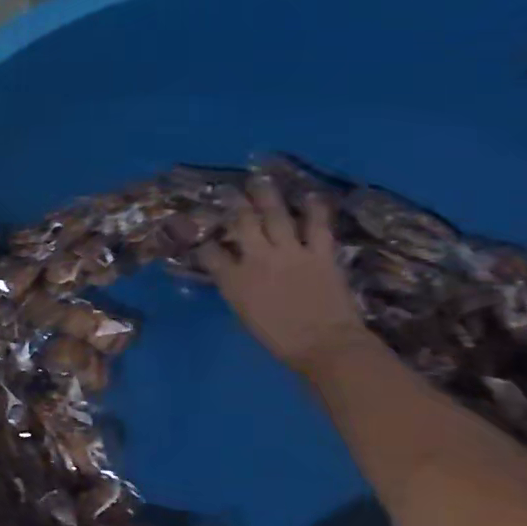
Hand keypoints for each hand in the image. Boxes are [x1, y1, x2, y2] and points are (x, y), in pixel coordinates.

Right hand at [194, 177, 370, 375]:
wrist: (324, 346)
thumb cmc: (279, 339)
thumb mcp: (244, 314)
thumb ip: (237, 288)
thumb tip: (233, 273)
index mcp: (234, 281)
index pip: (210, 252)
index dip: (203, 241)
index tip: (202, 233)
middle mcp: (258, 259)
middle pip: (242, 223)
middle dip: (233, 204)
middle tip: (228, 189)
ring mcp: (291, 252)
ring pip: (275, 216)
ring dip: (267, 196)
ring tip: (260, 179)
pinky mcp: (321, 253)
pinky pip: (317, 225)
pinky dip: (314, 208)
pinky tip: (310, 195)